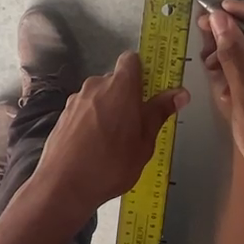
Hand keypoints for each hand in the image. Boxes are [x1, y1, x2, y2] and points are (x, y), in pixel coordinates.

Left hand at [32, 51, 188, 216]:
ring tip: (114, 141)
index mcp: (120, 85)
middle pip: (115, 80)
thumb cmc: (112, 163)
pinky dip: (91, 121)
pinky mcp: (63, 115)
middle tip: (136, 124)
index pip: (132, 60)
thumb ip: (160, 112)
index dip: (142, 71)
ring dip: (108, 109)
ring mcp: (75, 99)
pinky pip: (84, 110)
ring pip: (99, 96)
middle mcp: (95, 85)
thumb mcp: (145, 142)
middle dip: (127, 96)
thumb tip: (181, 92)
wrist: (63, 184)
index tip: (150, 92)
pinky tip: (94, 146)